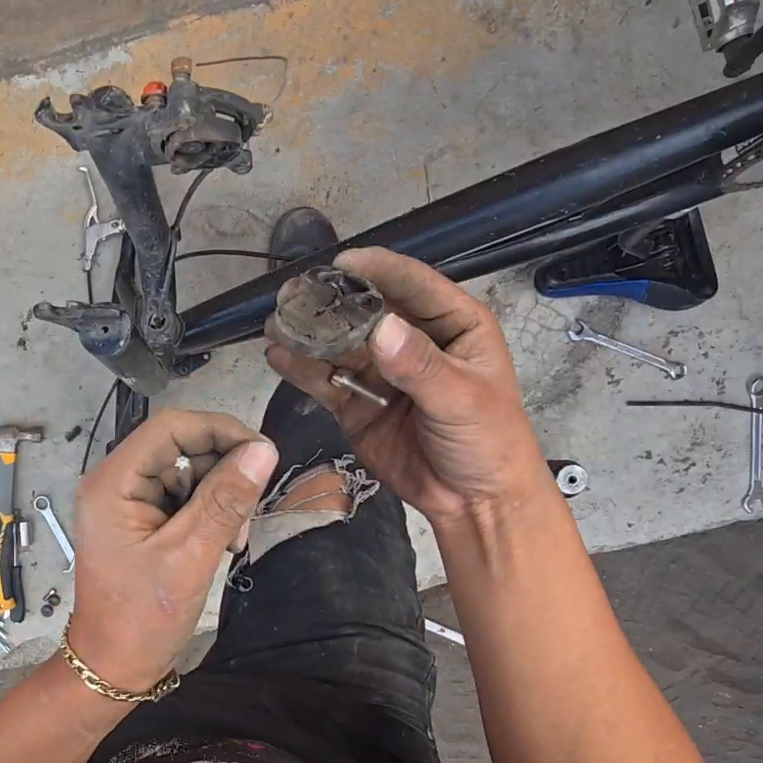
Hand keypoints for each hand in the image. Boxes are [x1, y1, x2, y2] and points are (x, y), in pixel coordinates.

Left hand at [66, 409, 277, 691]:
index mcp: (112, 483)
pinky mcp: (138, 521)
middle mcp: (114, 482)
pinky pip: (181, 498)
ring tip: (231, 542)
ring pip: (186, 473)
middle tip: (246, 517)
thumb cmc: (143, 617)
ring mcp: (125, 502)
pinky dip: (206, 514)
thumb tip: (263, 450)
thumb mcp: (190, 556)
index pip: (170, 428)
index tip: (263, 455)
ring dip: (218, 498)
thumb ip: (225, 500)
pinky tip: (219, 544)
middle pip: (180, 447)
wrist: (113, 665)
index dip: (220, 431)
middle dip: (222, 473)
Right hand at [265, 247, 551, 526]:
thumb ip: (419, 365)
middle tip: (293, 292)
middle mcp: (410, 341)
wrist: (472, 500)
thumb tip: (381, 327)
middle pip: (365, 312)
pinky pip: (324, 381)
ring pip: (338, 346)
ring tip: (275, 322)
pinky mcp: (355, 405)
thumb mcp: (462, 398)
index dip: (378, 270)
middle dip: (330, 302)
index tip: (342, 262)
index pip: (412, 286)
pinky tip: (277, 356)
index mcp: (451, 326)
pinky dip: (300, 370)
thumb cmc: (487, 440)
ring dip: (307, 335)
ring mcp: (379, 374)